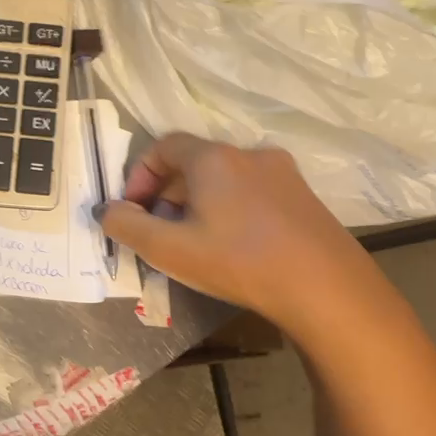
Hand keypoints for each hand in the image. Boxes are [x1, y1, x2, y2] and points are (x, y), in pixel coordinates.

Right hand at [99, 133, 386, 331]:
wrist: (326, 289)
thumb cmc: (237, 261)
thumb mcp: (165, 249)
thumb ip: (126, 225)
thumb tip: (108, 210)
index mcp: (214, 159)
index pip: (163, 146)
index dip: (138, 175)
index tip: (133, 210)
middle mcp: (250, 155)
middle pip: (193, 163)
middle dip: (165, 194)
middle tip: (158, 232)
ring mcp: (283, 175)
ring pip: (222, 180)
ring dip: (196, 204)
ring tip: (192, 243)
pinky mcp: (303, 198)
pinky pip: (250, 194)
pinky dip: (228, 211)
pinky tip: (230, 247)